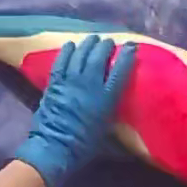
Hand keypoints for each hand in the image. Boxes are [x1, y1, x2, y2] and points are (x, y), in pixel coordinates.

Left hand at [15, 35, 136, 186]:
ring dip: (88, 44)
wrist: (54, 148)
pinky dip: (67, 51)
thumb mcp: (108, 133)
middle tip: (109, 42)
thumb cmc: (84, 145)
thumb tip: (128, 123)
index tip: (132, 46)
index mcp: (107, 98)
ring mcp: (70, 81)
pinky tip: (71, 45)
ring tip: (93, 38)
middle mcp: (90, 84)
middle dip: (106, 46)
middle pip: (99, 56)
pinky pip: (62, 60)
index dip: (128, 55)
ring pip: (81, 54)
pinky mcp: (55, 82)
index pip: (121, 70)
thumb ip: (117, 120)